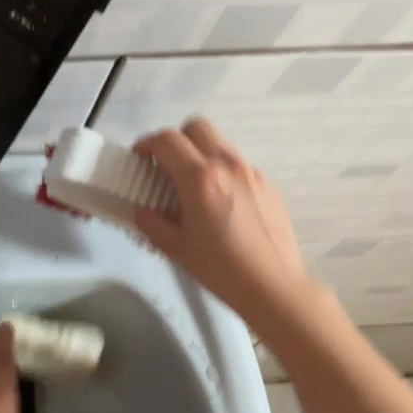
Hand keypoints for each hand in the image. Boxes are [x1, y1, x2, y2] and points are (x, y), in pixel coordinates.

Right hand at [134, 118, 314, 327]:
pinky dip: (221, 172)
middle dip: (176, 139)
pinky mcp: (268, 185)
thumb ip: (152, 223)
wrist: (272, 286)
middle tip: (165, 165)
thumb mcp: (174, 248)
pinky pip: (237, 166)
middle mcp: (227, 166)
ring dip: (199, 154)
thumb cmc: (219, 268)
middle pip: (197, 127)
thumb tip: (143, 210)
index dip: (147, 144)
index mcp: (200, 179)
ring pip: (220, 144)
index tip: (139, 157)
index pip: (168, 141)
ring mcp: (252, 173)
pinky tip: (220, 205)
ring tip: (192, 187)